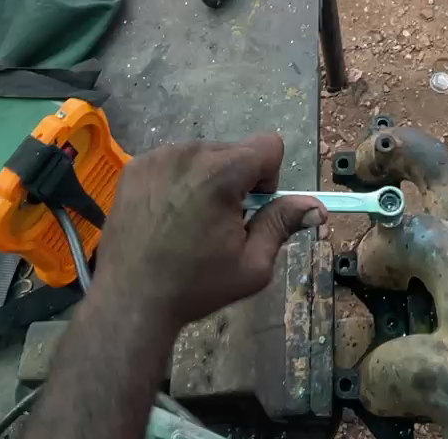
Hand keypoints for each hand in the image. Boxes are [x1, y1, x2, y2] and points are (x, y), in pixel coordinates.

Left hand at [91, 133, 324, 334]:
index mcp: (222, 172)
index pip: (268, 145)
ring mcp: (159, 156)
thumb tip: (318, 207)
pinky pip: (172, 160)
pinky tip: (166, 214)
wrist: (129, 302)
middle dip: (236, 180)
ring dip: (206, 179)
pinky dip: (177, 180)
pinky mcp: (136, 165)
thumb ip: (283, 224)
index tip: (252, 207)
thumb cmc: (195, 286)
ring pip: (203, 155)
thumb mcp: (252, 264)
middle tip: (218, 223)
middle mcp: (190, 152)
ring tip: (188, 221)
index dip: (268, 177)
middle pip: (234, 151)